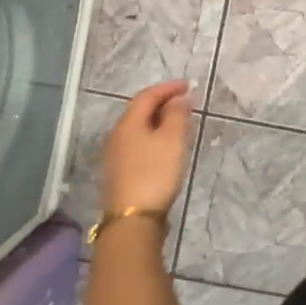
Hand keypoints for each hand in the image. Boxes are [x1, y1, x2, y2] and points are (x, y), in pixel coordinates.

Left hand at [102, 80, 192, 217]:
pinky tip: (165, 147)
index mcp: (129, 123)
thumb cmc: (155, 173)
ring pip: (139, 129)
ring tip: (179, 123)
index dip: (168, 88)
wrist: (132, 219)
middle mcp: (117, 136)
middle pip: (139, 111)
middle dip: (163, 103)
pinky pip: (138, 144)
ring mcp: (116, 156)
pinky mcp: (120, 172)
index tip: (188, 85)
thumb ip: (177, 115)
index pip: (147, 96)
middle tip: (185, 103)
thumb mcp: (172, 140)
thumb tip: (178, 98)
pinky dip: (153, 137)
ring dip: (158, 121)